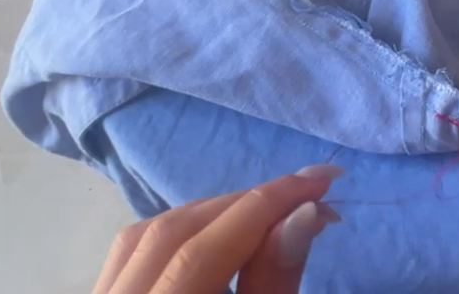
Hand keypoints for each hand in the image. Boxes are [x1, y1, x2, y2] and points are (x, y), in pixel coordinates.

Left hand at [90, 166, 341, 293]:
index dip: (271, 202)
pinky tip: (217, 234)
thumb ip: (272, 283)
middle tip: (311, 195)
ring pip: (148, 232)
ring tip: (270, 213)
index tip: (327, 177)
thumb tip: (308, 209)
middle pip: (177, 229)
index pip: (210, 244)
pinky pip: (131, 251)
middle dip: (247, 203)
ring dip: (214, 212)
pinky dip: (179, 230)